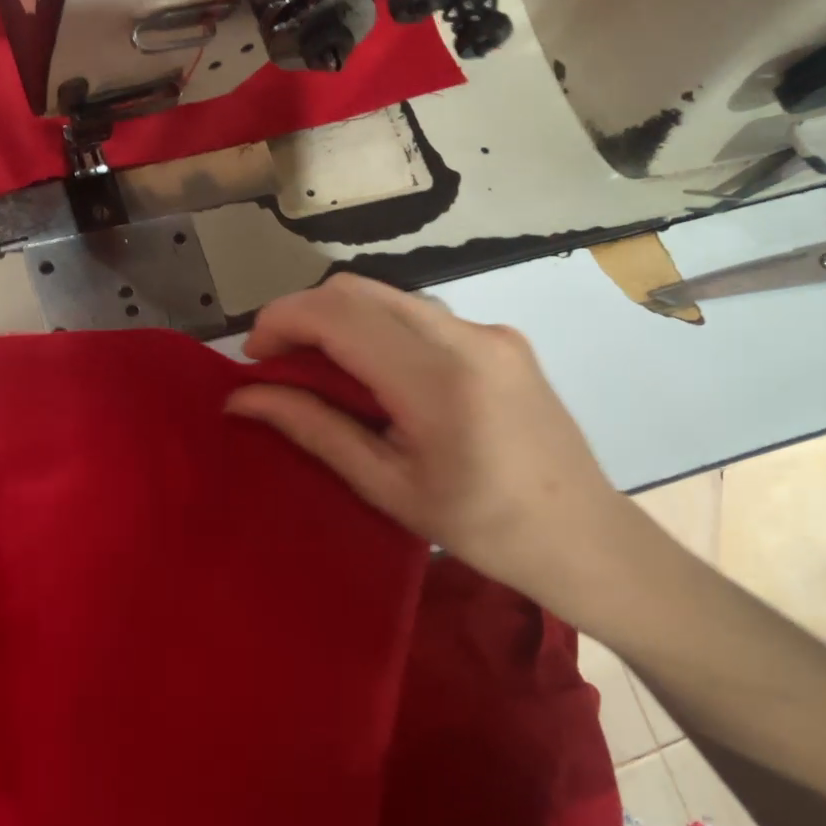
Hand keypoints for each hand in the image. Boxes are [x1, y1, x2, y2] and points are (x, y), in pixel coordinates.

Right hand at [225, 274, 639, 596]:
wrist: (583, 535)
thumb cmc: (480, 528)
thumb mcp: (386, 486)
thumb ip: (313, 429)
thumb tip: (241, 399)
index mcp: (439, 380)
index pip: (338, 313)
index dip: (281, 321)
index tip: (252, 358)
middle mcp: (467, 336)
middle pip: (357, 289)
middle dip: (301, 314)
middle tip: (276, 365)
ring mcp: (489, 330)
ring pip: (386, 295)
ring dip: (337, 319)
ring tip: (317, 372)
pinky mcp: (500, 336)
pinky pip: (417, 313)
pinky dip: (374, 328)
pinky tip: (371, 375)